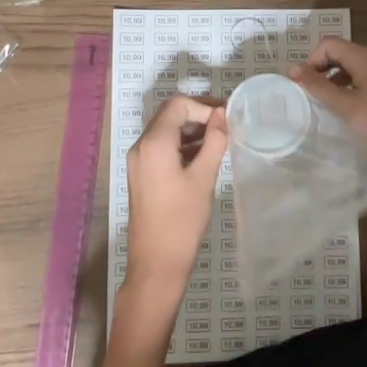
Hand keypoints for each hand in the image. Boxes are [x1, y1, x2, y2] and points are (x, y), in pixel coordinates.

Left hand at [124, 95, 227, 299]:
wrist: (157, 262)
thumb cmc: (183, 219)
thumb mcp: (204, 177)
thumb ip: (214, 141)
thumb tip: (223, 114)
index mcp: (154, 143)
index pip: (178, 105)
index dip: (204, 106)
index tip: (227, 118)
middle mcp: (140, 146)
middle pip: (169, 115)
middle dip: (198, 115)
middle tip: (227, 125)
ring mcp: (138, 161)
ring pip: (166, 131)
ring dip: (191, 131)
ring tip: (220, 141)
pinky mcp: (142, 174)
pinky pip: (161, 148)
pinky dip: (182, 145)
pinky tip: (204, 157)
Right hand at [289, 37, 366, 197]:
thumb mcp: (346, 107)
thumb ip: (319, 87)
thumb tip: (293, 69)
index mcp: (366, 58)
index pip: (329, 44)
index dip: (311, 60)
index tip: (302, 85)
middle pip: (341, 52)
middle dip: (321, 68)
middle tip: (310, 93)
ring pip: (353, 66)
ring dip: (335, 78)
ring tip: (326, 102)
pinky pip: (364, 78)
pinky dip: (349, 87)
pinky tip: (347, 108)